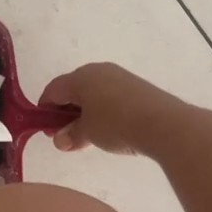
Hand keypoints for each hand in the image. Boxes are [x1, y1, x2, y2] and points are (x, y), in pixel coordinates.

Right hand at [39, 63, 191, 155]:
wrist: (166, 124)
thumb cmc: (117, 124)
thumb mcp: (88, 133)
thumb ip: (70, 135)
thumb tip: (59, 140)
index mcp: (79, 77)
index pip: (53, 90)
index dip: (45, 109)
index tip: (47, 130)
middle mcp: (97, 70)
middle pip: (73, 90)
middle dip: (67, 112)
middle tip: (67, 134)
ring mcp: (119, 77)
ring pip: (93, 94)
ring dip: (86, 113)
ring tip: (91, 135)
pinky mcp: (138, 87)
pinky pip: (112, 97)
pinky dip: (105, 111)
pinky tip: (112, 129)